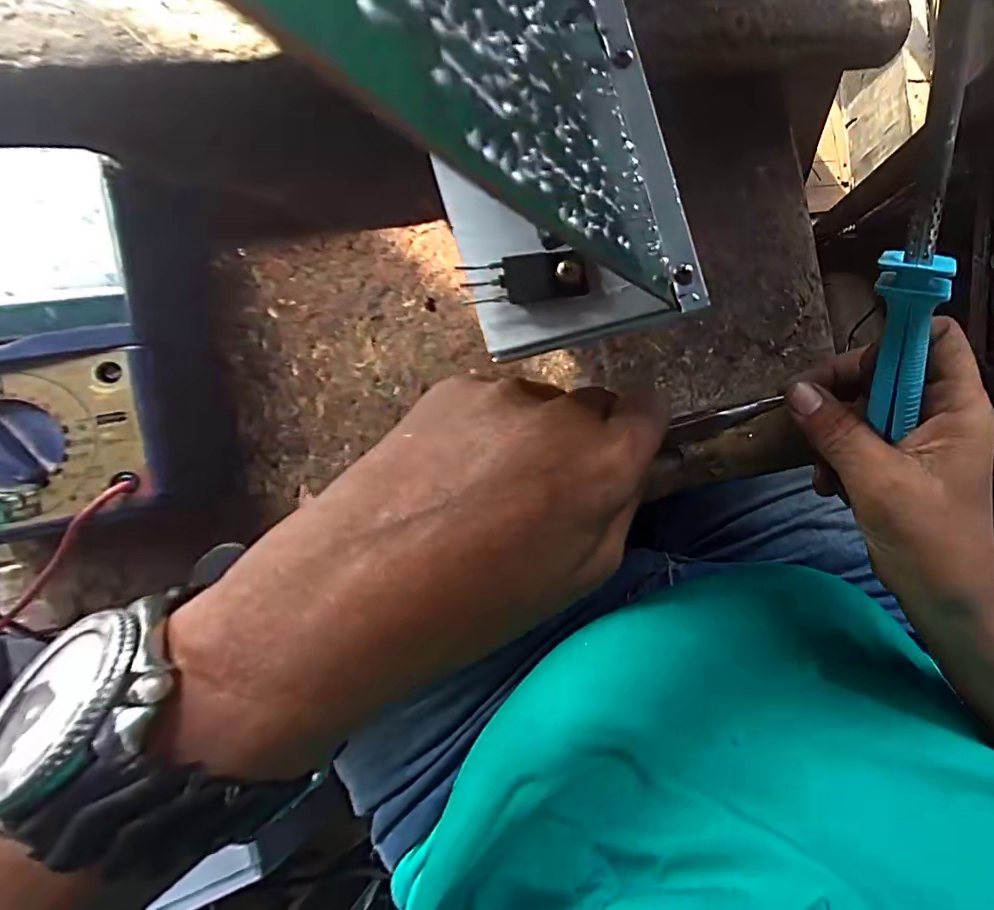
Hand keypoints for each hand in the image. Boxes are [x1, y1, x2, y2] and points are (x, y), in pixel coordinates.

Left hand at [159, 375, 666, 777]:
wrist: (342, 600)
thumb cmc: (482, 604)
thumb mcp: (586, 573)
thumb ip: (621, 508)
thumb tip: (626, 472)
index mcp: (608, 461)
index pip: (651, 409)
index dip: (640, 431)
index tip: (623, 455)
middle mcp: (566, 414)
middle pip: (598, 406)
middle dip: (587, 438)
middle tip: (547, 487)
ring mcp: (506, 395)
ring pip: (543, 405)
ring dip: (534, 433)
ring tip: (484, 485)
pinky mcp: (450, 389)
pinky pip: (493, 403)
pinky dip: (486, 428)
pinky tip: (448, 471)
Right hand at [785, 318, 993, 618]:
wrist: (950, 607)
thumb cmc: (929, 543)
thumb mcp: (877, 481)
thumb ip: (837, 430)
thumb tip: (797, 389)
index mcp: (959, 405)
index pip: (939, 336)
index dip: (899, 334)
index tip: (851, 357)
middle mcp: (945, 413)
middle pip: (893, 368)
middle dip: (849, 390)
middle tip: (808, 409)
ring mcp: (926, 439)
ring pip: (874, 404)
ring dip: (840, 429)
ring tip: (821, 469)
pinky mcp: (907, 464)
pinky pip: (870, 437)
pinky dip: (846, 454)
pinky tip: (830, 487)